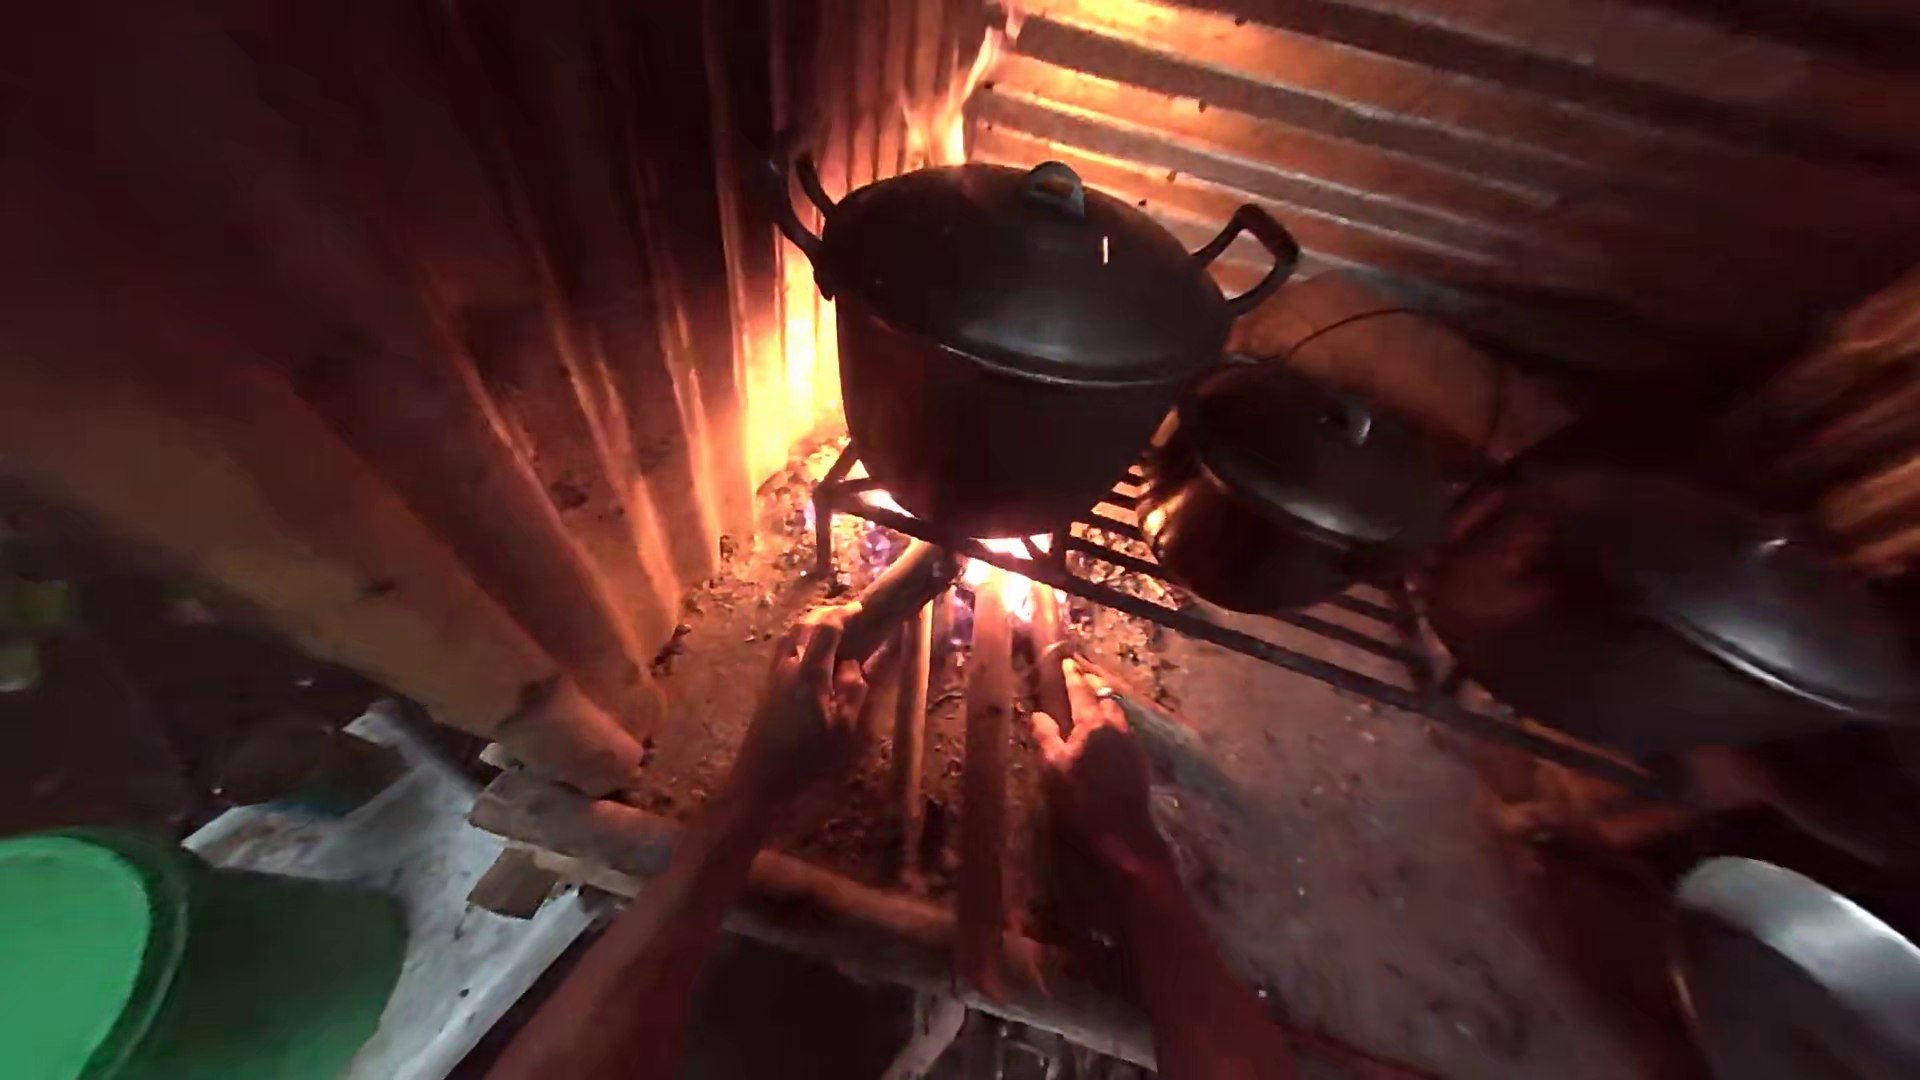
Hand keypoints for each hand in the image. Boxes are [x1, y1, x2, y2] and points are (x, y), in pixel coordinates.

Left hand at [729, 605, 869, 813]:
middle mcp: (788, 665)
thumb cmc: (808, 758)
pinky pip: (785, 648)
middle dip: (827, 613)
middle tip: (849, 615)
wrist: (759, 783)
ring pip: (791, 634)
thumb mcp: (844, 728)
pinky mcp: (767, 686)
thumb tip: (853, 664)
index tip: (862, 609)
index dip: (845, 613)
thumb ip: (854, 690)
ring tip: (833, 630)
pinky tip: (814, 654)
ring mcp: (773, 675)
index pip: (827, 627)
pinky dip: (802, 639)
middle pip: (804, 623)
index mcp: (809, 672)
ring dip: (812, 624)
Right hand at [1030, 659, 1170, 876]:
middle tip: (1079, 675)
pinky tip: (1105, 729)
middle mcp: (1115, 726)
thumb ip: (1046, 736)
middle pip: (1104, 695)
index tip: (1067, 662)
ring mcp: (1130, 742)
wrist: (1123, 835)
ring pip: (1116, 711)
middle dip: (1091, 683)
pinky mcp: (1138, 759)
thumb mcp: (1053, 767)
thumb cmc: (1081, 799)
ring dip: (1103, 700)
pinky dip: (1112, 718)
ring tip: (1092, 698)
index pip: (1080, 691)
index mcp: (1092, 723)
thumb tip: (1038, 714)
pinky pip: (1123, 727)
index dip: (1072, 676)